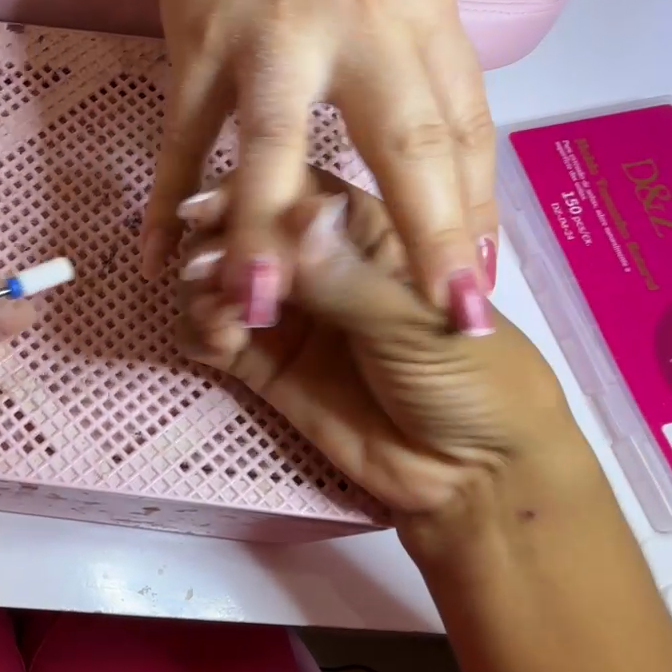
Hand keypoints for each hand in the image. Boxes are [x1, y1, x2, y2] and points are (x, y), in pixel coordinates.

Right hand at [141, 0, 496, 336]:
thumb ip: (421, 81)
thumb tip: (441, 185)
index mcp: (423, 13)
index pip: (463, 129)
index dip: (471, 216)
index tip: (475, 293)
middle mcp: (358, 24)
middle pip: (400, 138)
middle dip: (423, 233)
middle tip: (441, 316)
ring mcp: (268, 39)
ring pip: (269, 147)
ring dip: (263, 231)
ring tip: (262, 305)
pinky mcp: (196, 51)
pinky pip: (178, 140)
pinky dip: (165, 201)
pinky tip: (156, 256)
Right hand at [176, 168, 567, 520]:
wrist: (470, 476)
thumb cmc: (475, 382)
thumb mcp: (418, 324)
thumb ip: (348, 278)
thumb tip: (295, 217)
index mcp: (365, 238)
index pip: (295, 194)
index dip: (248, 196)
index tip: (208, 211)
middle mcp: (313, 269)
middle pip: (241, 236)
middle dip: (217, 249)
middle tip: (211, 276)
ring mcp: (283, 318)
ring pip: (215, 284)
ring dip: (202, 293)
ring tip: (220, 321)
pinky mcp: (259, 365)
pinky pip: (207, 337)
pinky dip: (196, 333)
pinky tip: (215, 345)